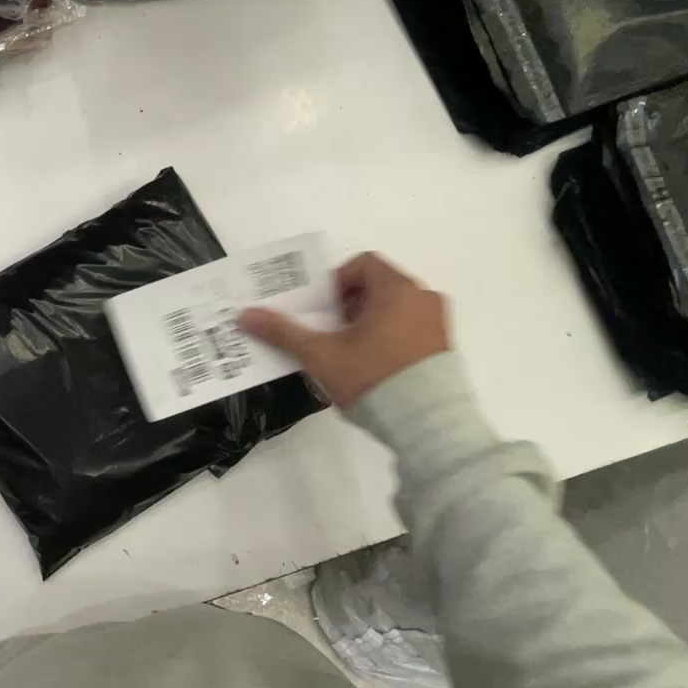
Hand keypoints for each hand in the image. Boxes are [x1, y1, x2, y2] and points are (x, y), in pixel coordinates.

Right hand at [237, 252, 449, 407]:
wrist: (426, 423)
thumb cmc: (371, 377)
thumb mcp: (320, 355)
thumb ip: (283, 332)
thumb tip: (245, 315)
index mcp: (396, 290)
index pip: (362, 264)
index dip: (335, 281)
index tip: (320, 310)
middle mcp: (423, 297)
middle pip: (377, 286)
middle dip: (346, 304)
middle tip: (327, 332)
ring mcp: (437, 322)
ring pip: (393, 308)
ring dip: (366, 321)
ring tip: (346, 351)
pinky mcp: (443, 347)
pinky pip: (409, 327)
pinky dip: (387, 336)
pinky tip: (370, 365)